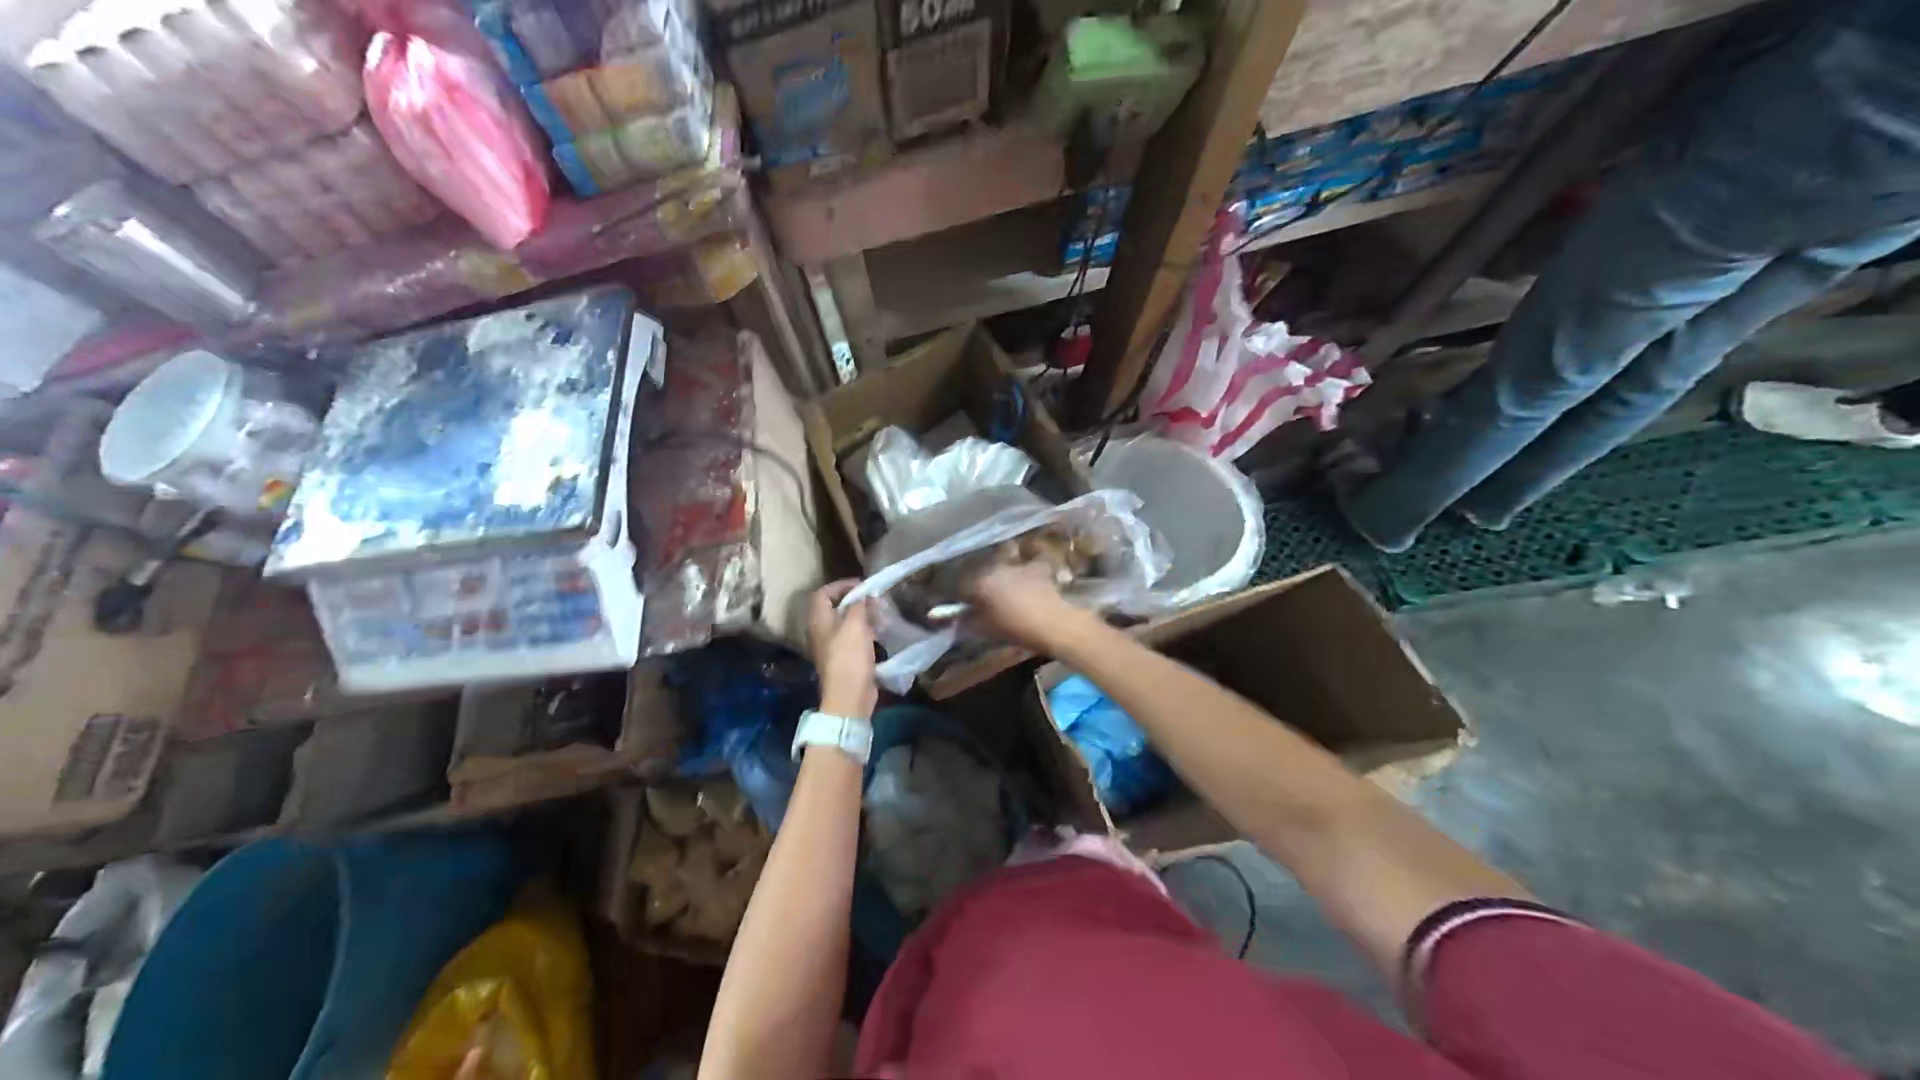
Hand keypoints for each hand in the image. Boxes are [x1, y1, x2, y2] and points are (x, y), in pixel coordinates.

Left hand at [809, 580, 876, 718]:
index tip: (861, 585)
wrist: (849, 695)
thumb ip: (858, 604)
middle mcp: (821, 631)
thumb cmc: (849, 656)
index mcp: (819, 620)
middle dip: (856, 601)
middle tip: (875, 600)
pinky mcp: (843, 659)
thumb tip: (862, 595)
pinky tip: (880, 634)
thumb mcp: (856, 624)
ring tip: (881, 616)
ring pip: (846, 624)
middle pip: (835, 608)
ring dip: (863, 617)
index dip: (841, 585)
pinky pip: (853, 639)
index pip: (823, 593)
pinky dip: (865, 632)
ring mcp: (831, 646)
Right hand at [967, 562, 1091, 652]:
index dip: (966, 599)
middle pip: (985, 576)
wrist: (1052, 624)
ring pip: (1005, 569)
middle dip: (985, 587)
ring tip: (1012, 594)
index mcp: (981, 582)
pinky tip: (1031, 585)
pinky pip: (1028, 567)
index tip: (969, 609)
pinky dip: (1028, 573)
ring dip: (1005, 579)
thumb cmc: (1015, 628)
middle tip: (990, 602)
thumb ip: (969, 621)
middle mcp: (996, 568)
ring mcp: (1019, 565)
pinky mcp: (1038, 568)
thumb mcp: (986, 630)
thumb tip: (961, 617)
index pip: (965, 587)